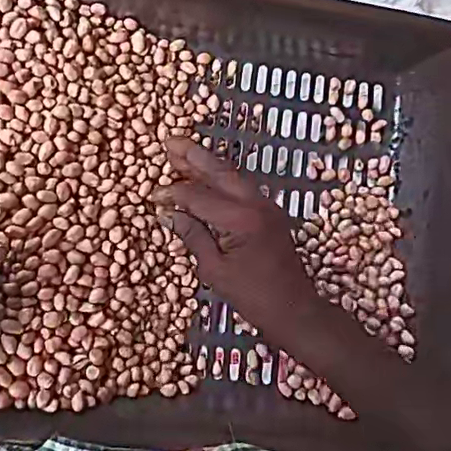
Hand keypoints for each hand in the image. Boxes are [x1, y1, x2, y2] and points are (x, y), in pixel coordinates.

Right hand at [152, 138, 325, 334]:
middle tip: (170, 141)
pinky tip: (207, 176)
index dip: (174, 194)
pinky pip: (242, 187)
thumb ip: (194, 237)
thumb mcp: (215, 271)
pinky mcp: (270, 213)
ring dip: (207, 163)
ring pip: (232, 175)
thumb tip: (171, 214)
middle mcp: (256, 204)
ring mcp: (267, 206)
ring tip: (183, 152)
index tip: (154, 195)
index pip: (198, 197)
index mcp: (241, 220)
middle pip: (219, 172)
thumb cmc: (254, 297)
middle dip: (193, 155)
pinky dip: (221, 178)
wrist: (296, 309)